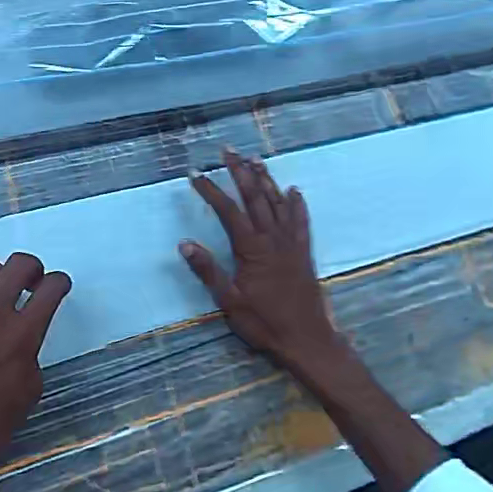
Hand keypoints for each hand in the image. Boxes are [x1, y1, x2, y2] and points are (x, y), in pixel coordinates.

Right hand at [180, 148, 344, 374]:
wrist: (307, 340)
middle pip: (254, 198)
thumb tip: (185, 244)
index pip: (227, 211)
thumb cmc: (264, 323)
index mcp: (251, 249)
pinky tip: (293, 190)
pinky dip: (296, 204)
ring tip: (255, 159)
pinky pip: (300, 222)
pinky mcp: (303, 253)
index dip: (210, 190)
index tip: (195, 174)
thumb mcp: (229, 302)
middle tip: (229, 151)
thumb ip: (208, 271)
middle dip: (240, 172)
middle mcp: (272, 239)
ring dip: (266, 180)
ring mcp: (290, 244)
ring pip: (277, 204)